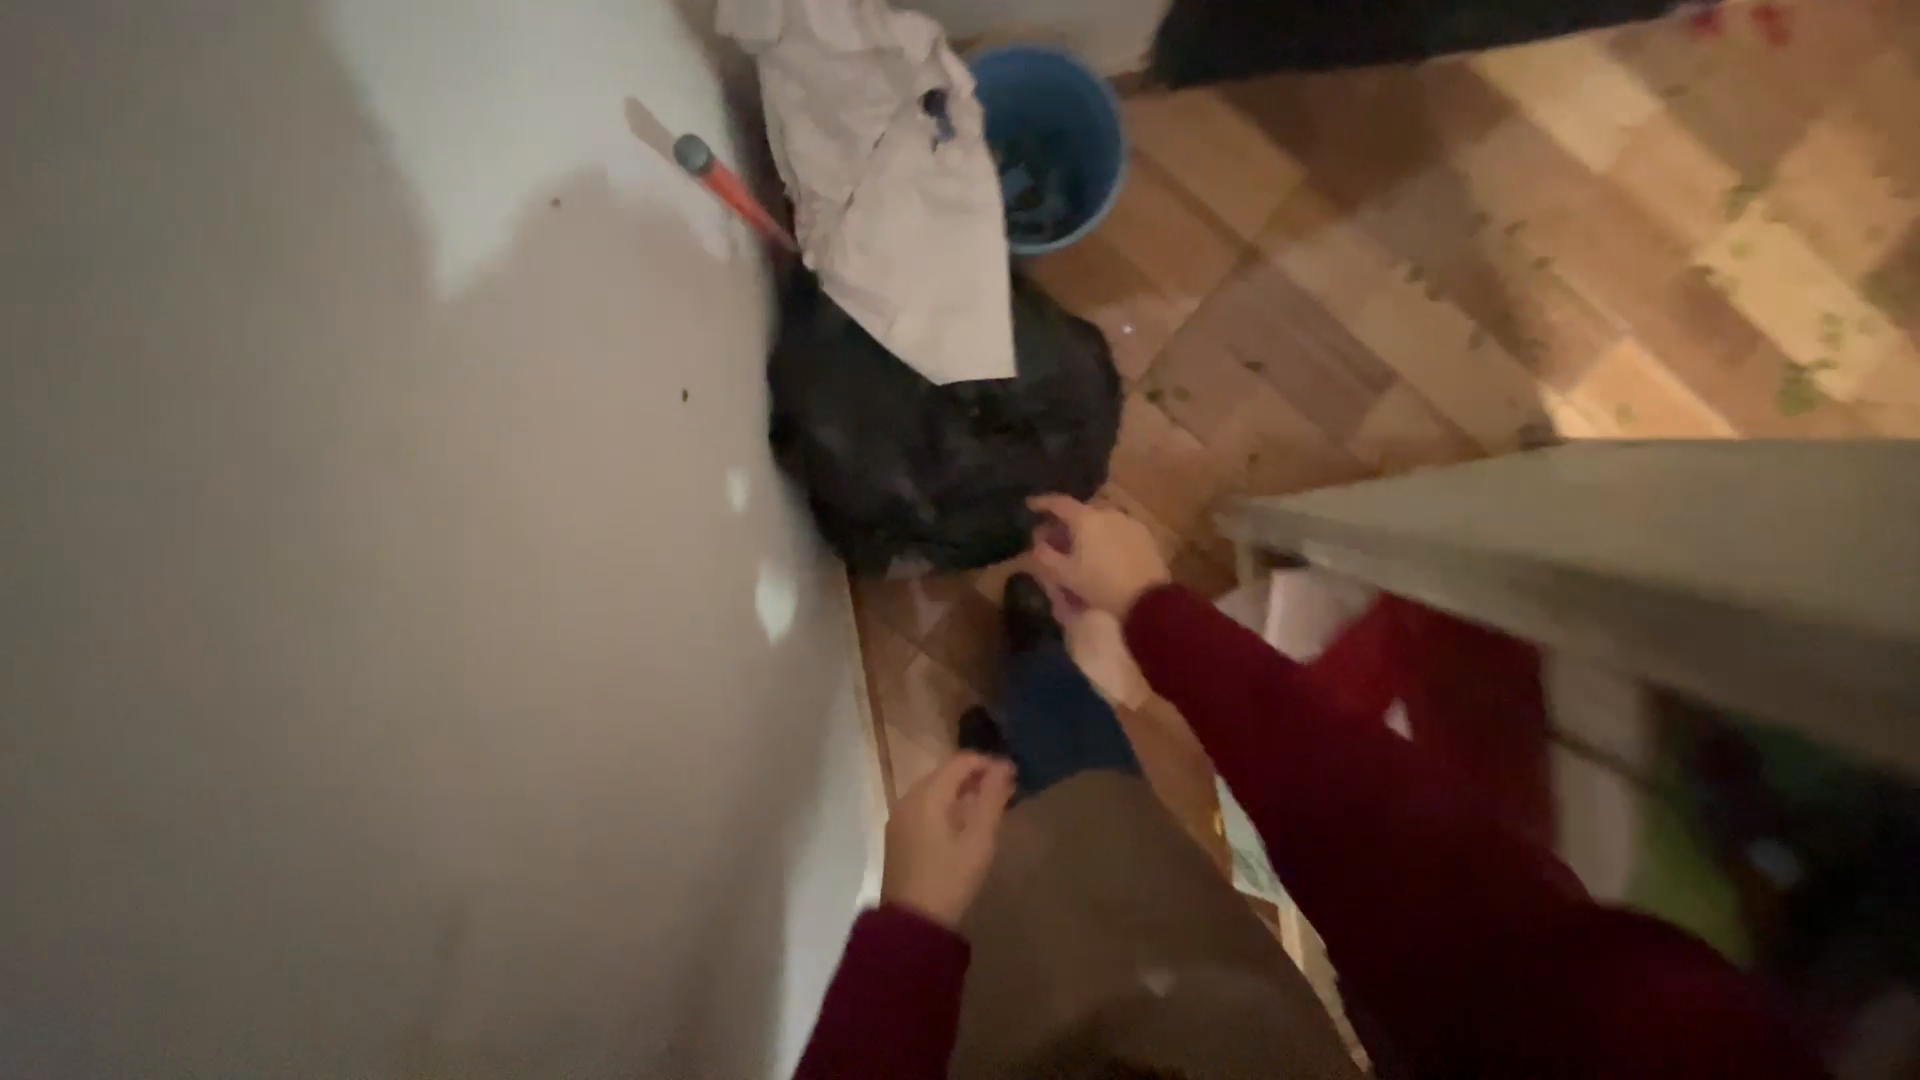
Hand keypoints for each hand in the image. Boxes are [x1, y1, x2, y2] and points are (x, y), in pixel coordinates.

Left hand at [881, 752, 1016, 929]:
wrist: (912, 926)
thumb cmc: (951, 880)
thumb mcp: (980, 840)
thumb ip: (993, 798)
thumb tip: (1005, 765)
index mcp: (928, 794)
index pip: (961, 761)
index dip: (988, 763)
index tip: (1012, 777)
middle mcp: (908, 797)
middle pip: (946, 773)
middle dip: (975, 777)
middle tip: (1004, 793)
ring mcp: (899, 816)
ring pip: (935, 790)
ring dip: (961, 792)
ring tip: (988, 809)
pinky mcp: (897, 835)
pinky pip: (925, 807)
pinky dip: (945, 807)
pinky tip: (963, 825)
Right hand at [1026, 494, 1170, 618]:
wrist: (1148, 601)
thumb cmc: (1100, 586)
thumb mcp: (1065, 575)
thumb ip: (1043, 556)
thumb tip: (1034, 545)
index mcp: (1085, 518)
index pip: (1059, 502)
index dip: (1042, 503)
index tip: (1030, 506)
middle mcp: (1108, 512)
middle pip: (1080, 511)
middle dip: (1064, 522)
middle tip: (1054, 537)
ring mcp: (1129, 522)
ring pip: (1100, 520)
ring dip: (1086, 529)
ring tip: (1079, 548)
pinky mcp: (1144, 535)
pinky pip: (1117, 529)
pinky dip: (1105, 536)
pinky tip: (1103, 553)